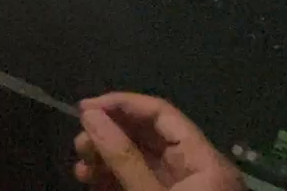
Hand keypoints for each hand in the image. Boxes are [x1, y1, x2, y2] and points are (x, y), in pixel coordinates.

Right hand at [73, 94, 241, 190]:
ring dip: (106, 157)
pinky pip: (141, 180)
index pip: (160, 112)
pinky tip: (90, 180)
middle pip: (148, 135)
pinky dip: (115, 177)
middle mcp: (198, 170)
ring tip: (80, 165)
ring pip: (140, 159)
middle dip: (108, 134)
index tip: (84, 109)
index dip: (120, 104)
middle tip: (79, 142)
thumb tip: (89, 112)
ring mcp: (186, 189)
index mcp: (207, 163)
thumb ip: (123, 157)